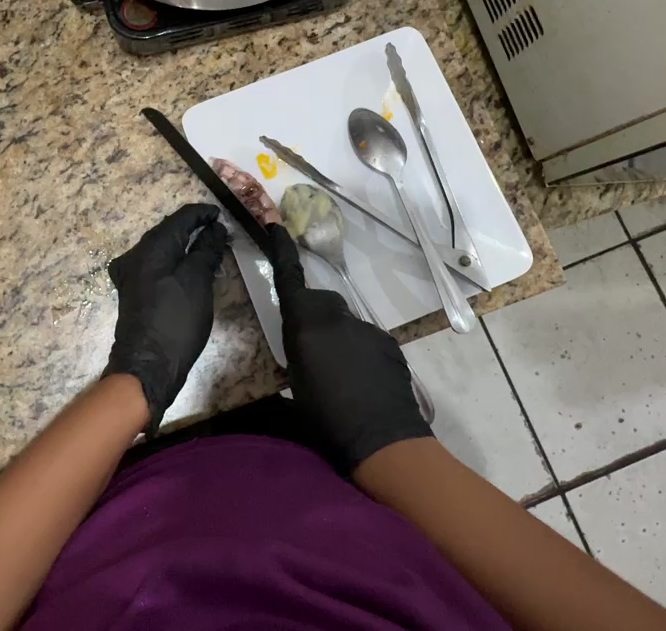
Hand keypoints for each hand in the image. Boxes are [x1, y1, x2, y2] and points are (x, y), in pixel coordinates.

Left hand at [103, 204, 228, 429]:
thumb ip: (206, 249)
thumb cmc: (176, 321)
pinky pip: (158, 265)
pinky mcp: (134, 291)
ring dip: (187, 247)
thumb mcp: (198, 281)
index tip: (224, 217)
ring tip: (212, 252)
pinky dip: (176, 262)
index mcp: (150, 247)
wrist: (147, 367)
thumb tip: (215, 227)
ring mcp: (131, 274)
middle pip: (169, 231)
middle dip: (196, 230)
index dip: (203, 214)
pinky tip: (192, 270)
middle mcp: (135, 255)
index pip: (180, 217)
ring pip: (163, 249)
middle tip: (222, 236)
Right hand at [270, 224, 431, 468]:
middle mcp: (335, 318)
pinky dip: (360, 353)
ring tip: (340, 377)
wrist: (382, 440)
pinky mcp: (389, 343)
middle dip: (314, 318)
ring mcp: (366, 328)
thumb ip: (298, 357)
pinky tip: (362, 383)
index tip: (276, 226)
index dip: (281, 251)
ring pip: (344, 323)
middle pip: (320, 303)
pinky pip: (366, 339)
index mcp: (305, 326)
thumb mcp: (297, 388)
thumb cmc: (326, 421)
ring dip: (338, 339)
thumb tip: (302, 353)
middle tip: (311, 353)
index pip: (290, 278)